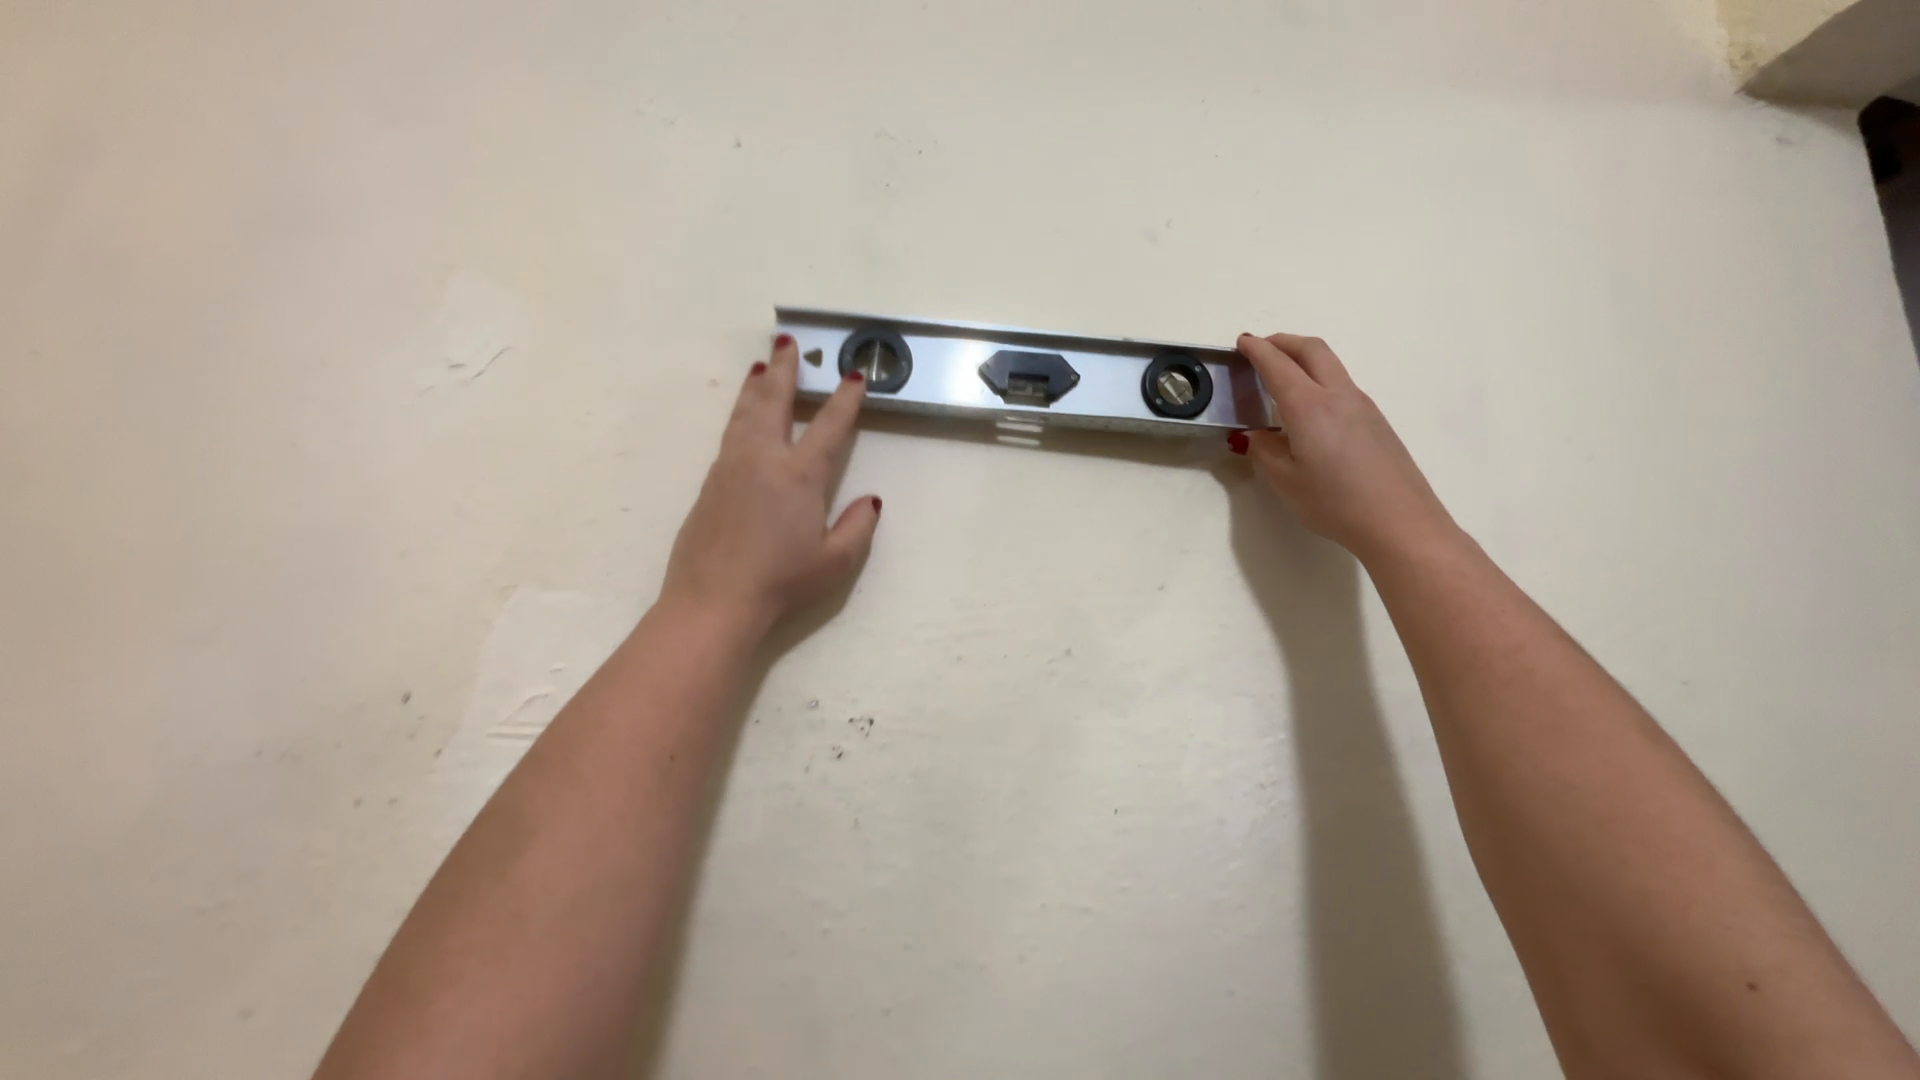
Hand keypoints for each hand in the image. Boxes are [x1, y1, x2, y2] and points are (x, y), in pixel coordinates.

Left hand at [659, 335, 880, 633]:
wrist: (713, 600)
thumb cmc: (780, 583)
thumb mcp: (835, 563)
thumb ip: (857, 528)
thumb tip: (870, 501)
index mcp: (800, 476)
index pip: (829, 427)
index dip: (844, 400)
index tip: (853, 376)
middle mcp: (763, 459)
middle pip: (774, 401)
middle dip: (786, 370)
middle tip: (789, 343)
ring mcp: (731, 467)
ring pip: (745, 412)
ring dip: (757, 385)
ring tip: (763, 365)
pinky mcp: (710, 482)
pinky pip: (730, 432)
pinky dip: (740, 411)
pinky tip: (743, 415)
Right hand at [1231, 333, 1458, 563]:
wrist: (1400, 522)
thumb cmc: (1335, 504)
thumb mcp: (1286, 481)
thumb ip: (1264, 451)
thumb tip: (1255, 435)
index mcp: (1309, 407)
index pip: (1278, 366)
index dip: (1258, 350)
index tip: (1242, 342)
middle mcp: (1338, 396)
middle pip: (1312, 350)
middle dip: (1284, 341)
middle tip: (1262, 347)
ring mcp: (1363, 406)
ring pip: (1330, 365)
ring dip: (1303, 359)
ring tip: (1282, 375)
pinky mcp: (1376, 421)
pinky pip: (1342, 386)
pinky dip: (1319, 380)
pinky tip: (1309, 409)